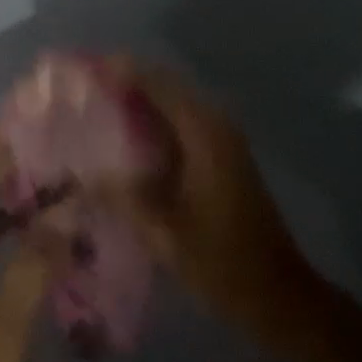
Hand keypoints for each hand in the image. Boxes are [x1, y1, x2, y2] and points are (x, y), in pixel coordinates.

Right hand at [97, 59, 361, 361]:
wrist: (278, 294)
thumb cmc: (222, 261)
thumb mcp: (164, 234)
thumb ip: (123, 196)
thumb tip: (83, 172)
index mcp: (203, 133)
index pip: (156, 83)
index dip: (120, 71)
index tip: (83, 68)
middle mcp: (215, 124)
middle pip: (164, 85)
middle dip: (125, 80)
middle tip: (83, 86)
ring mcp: (222, 139)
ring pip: (172, 103)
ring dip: (138, 99)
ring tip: (95, 105)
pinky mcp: (221, 156)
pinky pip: (180, 121)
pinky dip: (152, 119)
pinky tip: (123, 136)